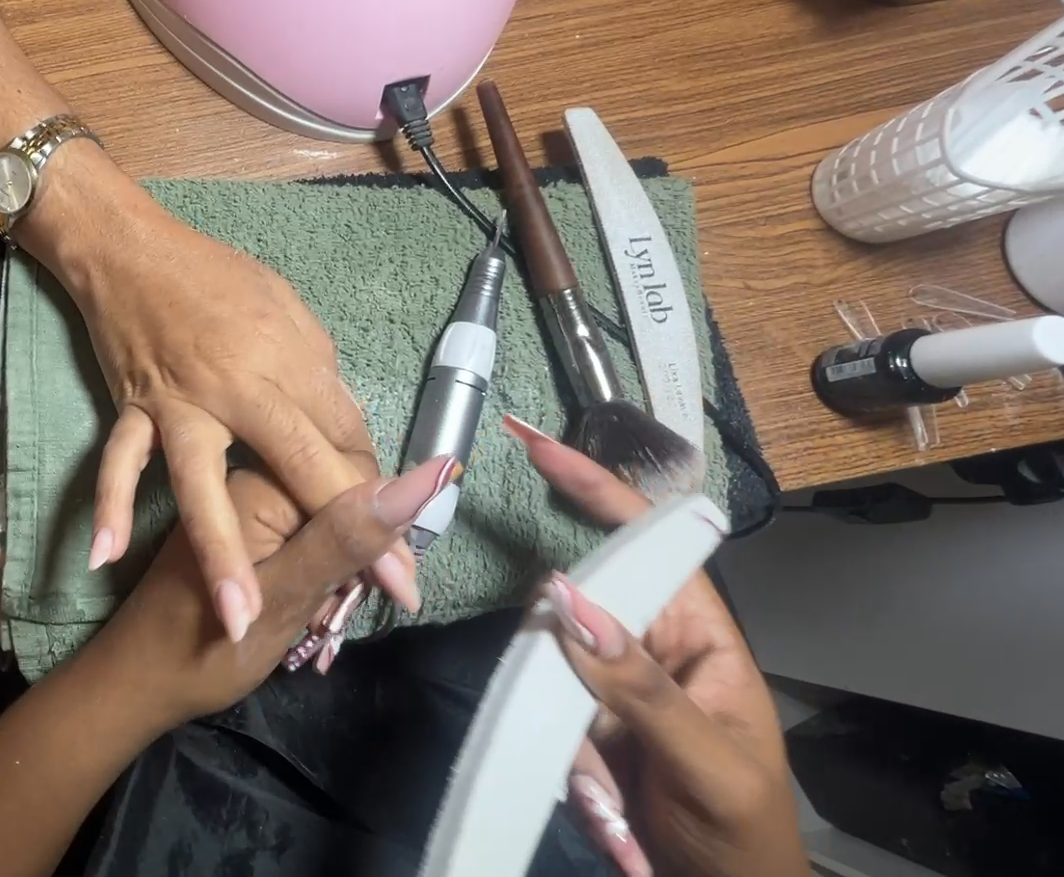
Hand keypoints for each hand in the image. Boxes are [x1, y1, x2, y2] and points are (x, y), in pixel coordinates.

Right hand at [31, 164, 414, 643]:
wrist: (131, 250)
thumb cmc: (215, 274)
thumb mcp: (285, 306)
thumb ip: (314, 369)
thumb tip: (336, 423)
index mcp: (283, 357)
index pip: (343, 430)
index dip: (379, 481)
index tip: (408, 530)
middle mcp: (235, 388)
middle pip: (300, 465)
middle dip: (354, 530)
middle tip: (397, 590)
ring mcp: (178, 404)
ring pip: (199, 481)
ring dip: (221, 550)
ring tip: (242, 620)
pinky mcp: (133, 409)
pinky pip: (119, 461)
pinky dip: (108, 505)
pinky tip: (105, 556)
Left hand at [77, 455, 458, 726]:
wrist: (134, 681)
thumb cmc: (202, 647)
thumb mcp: (285, 598)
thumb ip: (345, 538)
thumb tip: (423, 479)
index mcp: (259, 480)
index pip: (352, 484)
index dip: (381, 541)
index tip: (392, 596)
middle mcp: (249, 477)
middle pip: (338, 501)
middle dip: (357, 560)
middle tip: (341, 615)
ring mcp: (241, 503)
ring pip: (321, 522)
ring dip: (335, 573)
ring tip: (322, 621)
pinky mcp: (238, 527)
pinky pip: (296, 535)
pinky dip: (311, 574)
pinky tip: (307, 610)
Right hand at [504, 416, 807, 876]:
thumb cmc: (743, 831)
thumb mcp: (707, 761)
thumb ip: (637, 682)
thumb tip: (562, 594)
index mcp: (696, 632)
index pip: (646, 539)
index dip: (594, 485)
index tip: (533, 444)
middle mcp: (641, 640)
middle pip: (577, 598)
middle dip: (561, 646)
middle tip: (582, 710)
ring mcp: (600, 677)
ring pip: (546, 659)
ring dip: (568, 731)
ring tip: (613, 795)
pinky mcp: (569, 712)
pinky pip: (536, 707)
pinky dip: (557, 758)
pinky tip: (607, 811)